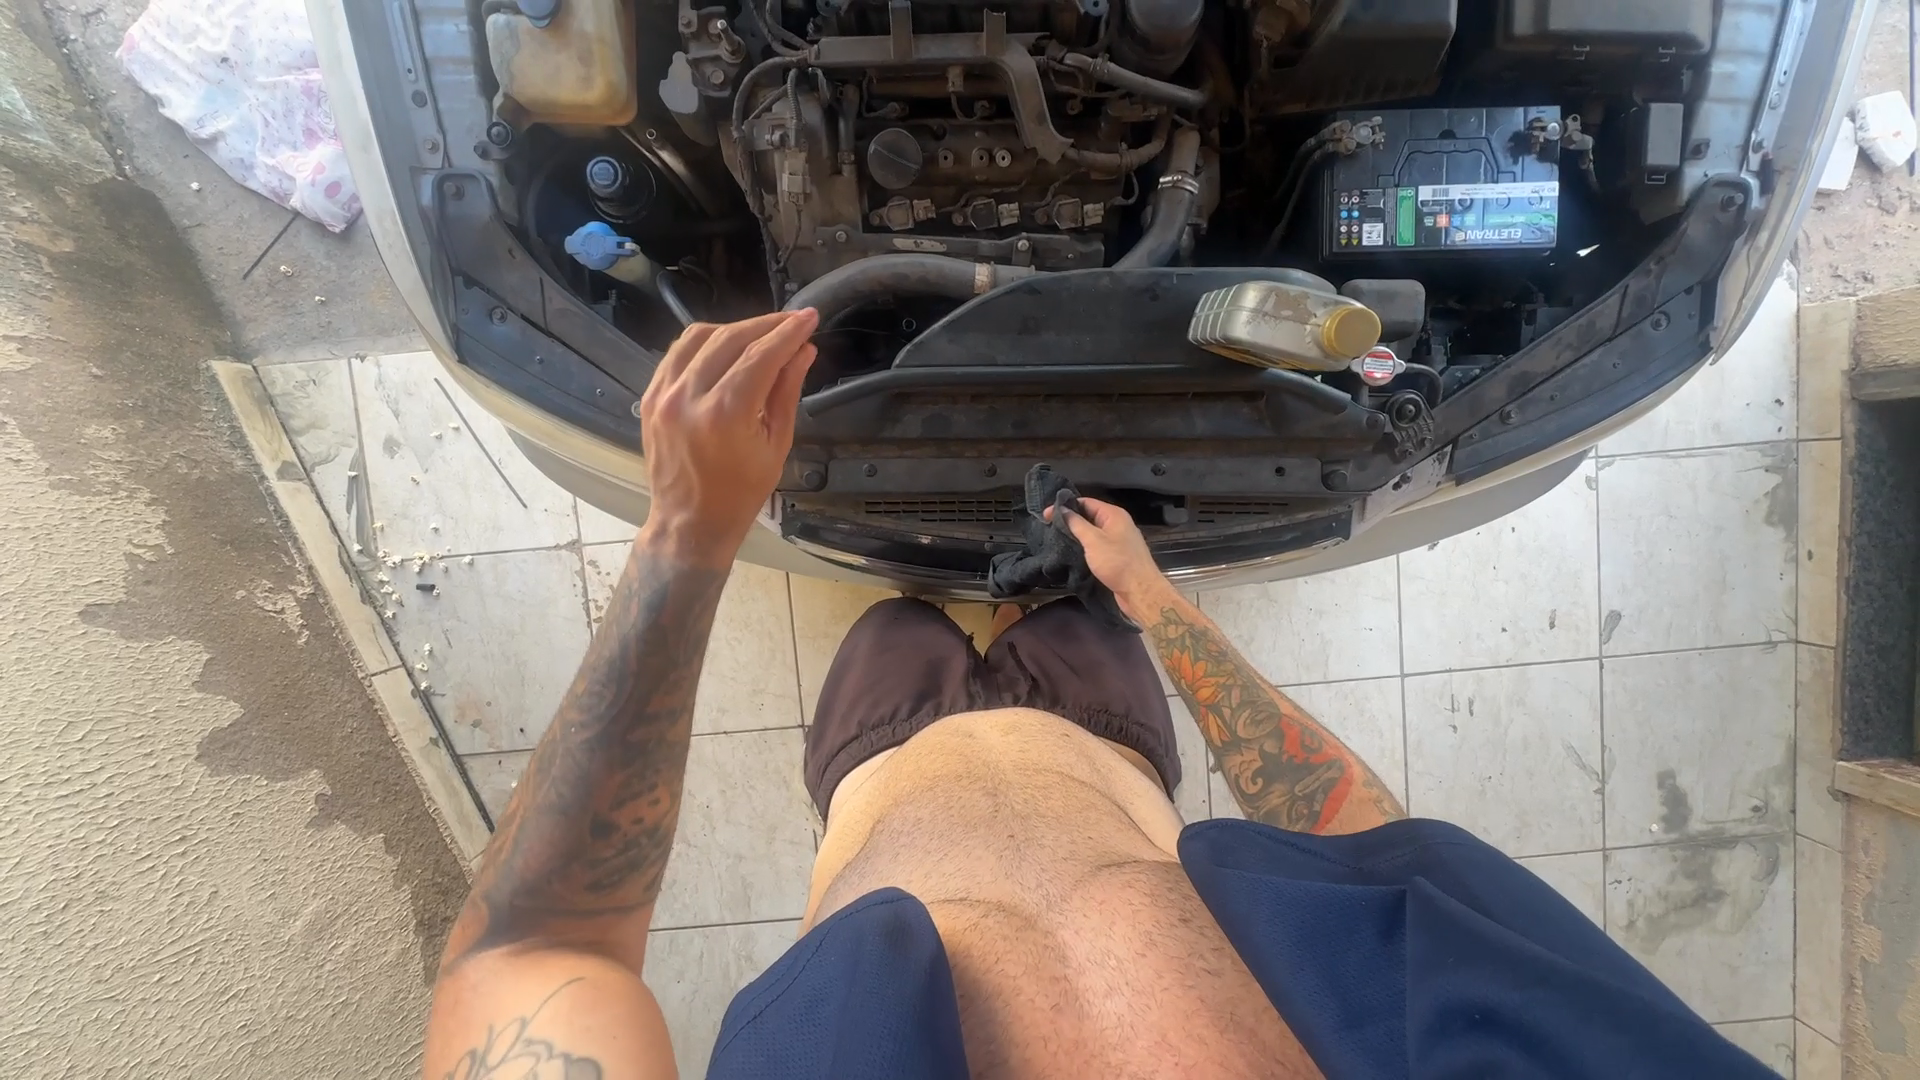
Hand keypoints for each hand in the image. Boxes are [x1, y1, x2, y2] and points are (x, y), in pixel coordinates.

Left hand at [638, 310, 817, 559]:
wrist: (691, 521)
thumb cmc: (742, 492)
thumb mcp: (776, 445)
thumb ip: (787, 391)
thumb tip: (803, 351)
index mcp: (726, 414)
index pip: (761, 356)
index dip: (788, 333)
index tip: (809, 318)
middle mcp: (689, 397)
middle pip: (731, 338)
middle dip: (766, 325)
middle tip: (792, 321)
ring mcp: (663, 394)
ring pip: (700, 337)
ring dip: (735, 328)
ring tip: (762, 332)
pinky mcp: (650, 396)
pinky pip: (678, 352)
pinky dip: (705, 341)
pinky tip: (726, 345)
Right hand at [1046, 497, 1176, 623]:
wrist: (1140, 591)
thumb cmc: (1117, 562)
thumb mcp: (1093, 540)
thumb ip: (1076, 523)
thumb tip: (1063, 509)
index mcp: (1114, 515)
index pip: (1086, 502)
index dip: (1066, 506)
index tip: (1047, 515)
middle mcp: (1117, 524)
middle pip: (1089, 516)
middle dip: (1069, 521)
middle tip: (1048, 528)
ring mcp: (1117, 540)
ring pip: (1092, 532)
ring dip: (1076, 535)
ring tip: (1056, 539)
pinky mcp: (1116, 556)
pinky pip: (1097, 545)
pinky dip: (1084, 547)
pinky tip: (1072, 552)